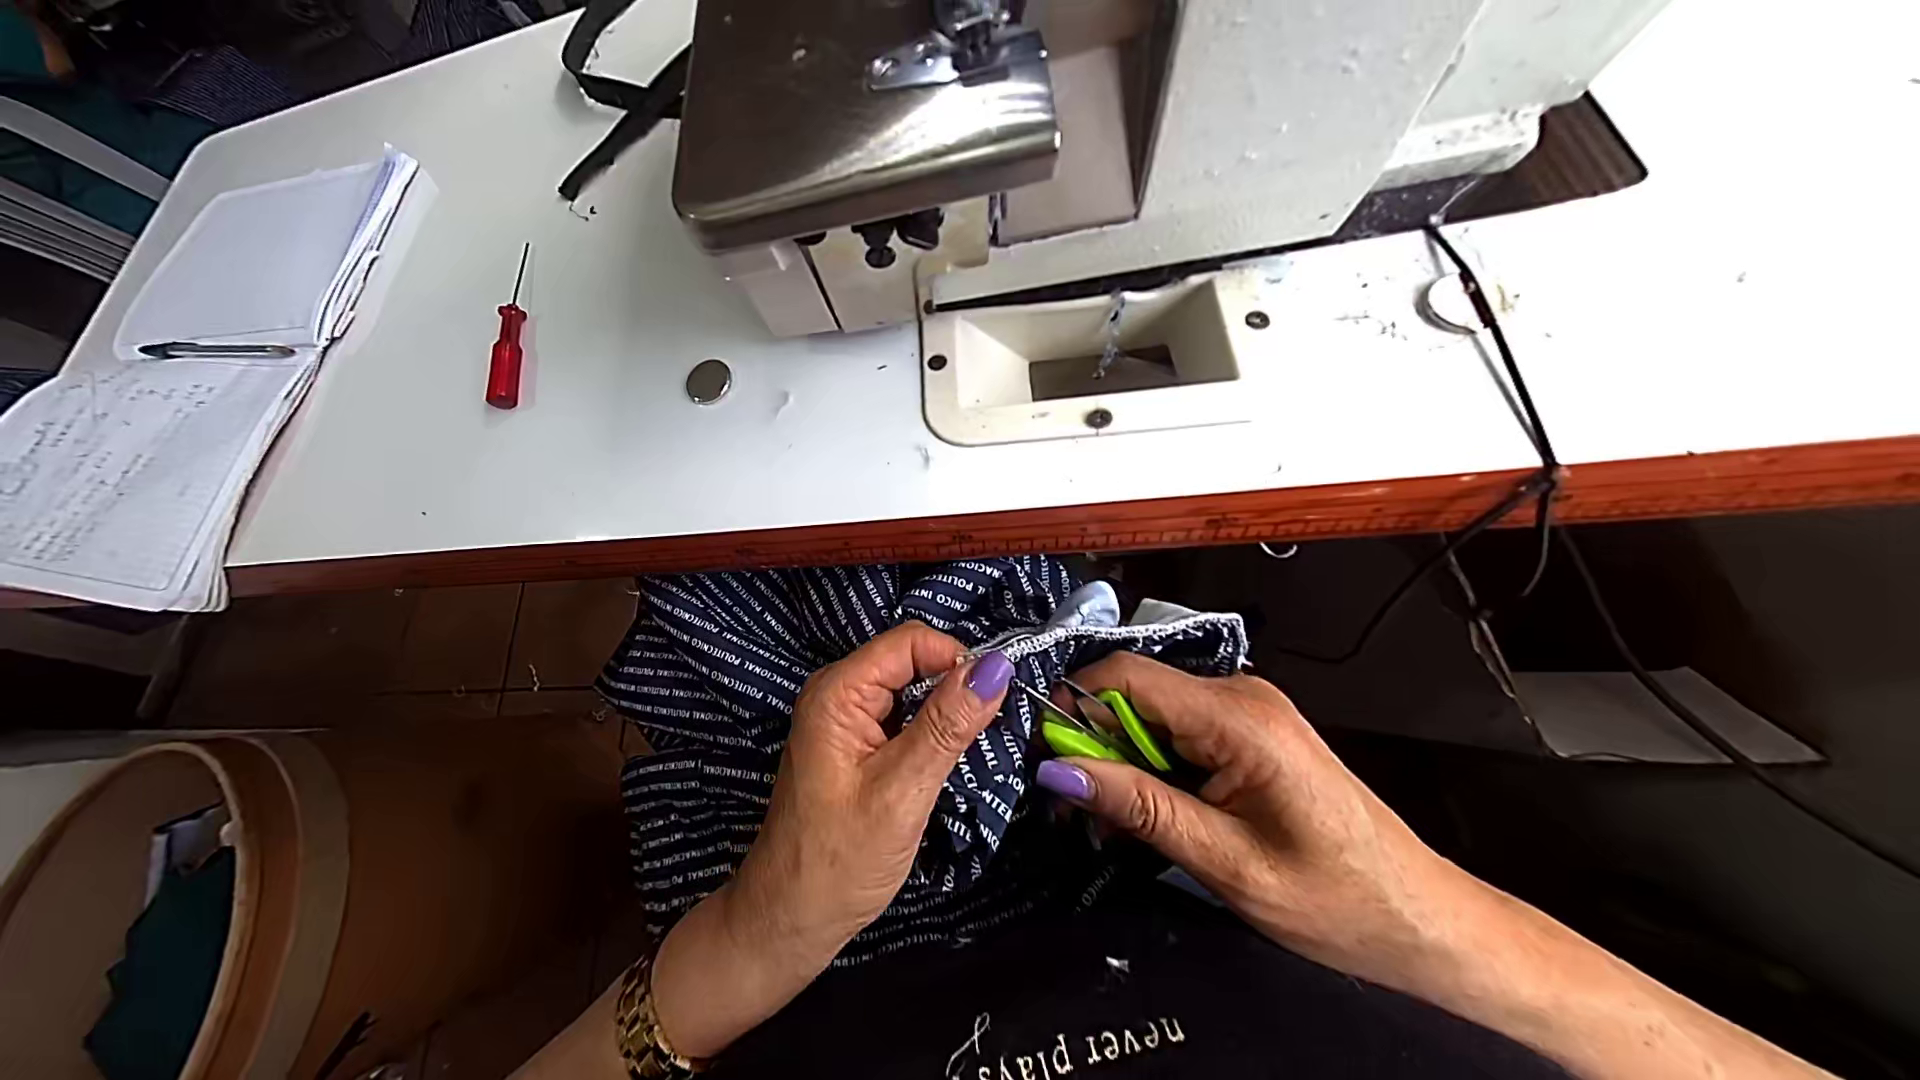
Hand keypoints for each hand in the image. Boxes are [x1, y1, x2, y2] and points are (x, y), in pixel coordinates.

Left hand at [734, 621, 1014, 955]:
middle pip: (913, 660)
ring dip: (945, 712)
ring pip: (913, 687)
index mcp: (838, 692)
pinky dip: (931, 729)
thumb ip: (948, 724)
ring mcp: (846, 716)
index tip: (988, 703)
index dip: (956, 661)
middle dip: (953, 688)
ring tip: (961, 755)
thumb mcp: (902, 790)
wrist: (790, 921)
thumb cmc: (839, 862)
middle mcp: (838, 691)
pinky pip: (904, 713)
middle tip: (978, 736)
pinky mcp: (856, 740)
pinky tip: (940, 762)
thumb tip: (995, 668)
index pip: (911, 641)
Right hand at [1033, 651, 1474, 992]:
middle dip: (1094, 745)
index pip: (1127, 676)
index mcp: (1239, 718)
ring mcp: (1244, 710)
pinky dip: (1150, 767)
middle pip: (1134, 695)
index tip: (1048, 756)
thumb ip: (1137, 807)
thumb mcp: (1225, 863)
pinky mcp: (1245, 730)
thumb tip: (1059, 768)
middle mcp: (1240, 696)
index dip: (1074, 704)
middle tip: (1076, 808)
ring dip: (1121, 763)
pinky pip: (1175, 732)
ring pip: (1149, 716)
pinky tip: (1152, 812)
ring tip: (1115, 823)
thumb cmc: (1339, 900)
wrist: (1422, 918)